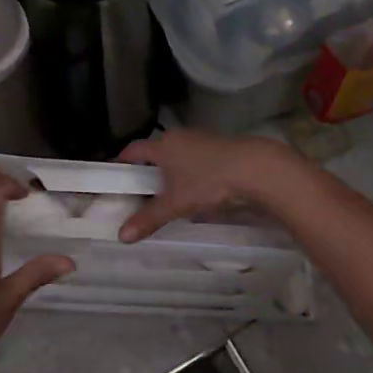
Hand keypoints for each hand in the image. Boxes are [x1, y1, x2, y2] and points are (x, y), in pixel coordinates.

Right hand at [116, 129, 302, 241]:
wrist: (256, 169)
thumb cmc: (208, 182)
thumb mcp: (175, 204)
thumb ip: (148, 219)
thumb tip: (121, 236)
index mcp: (161, 146)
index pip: (133, 150)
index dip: (122, 162)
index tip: (116, 176)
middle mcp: (179, 136)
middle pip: (156, 150)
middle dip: (149, 168)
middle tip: (144, 189)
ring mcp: (202, 137)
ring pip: (179, 153)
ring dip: (173, 169)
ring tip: (173, 191)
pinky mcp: (221, 144)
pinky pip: (198, 156)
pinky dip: (193, 169)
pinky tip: (201, 187)